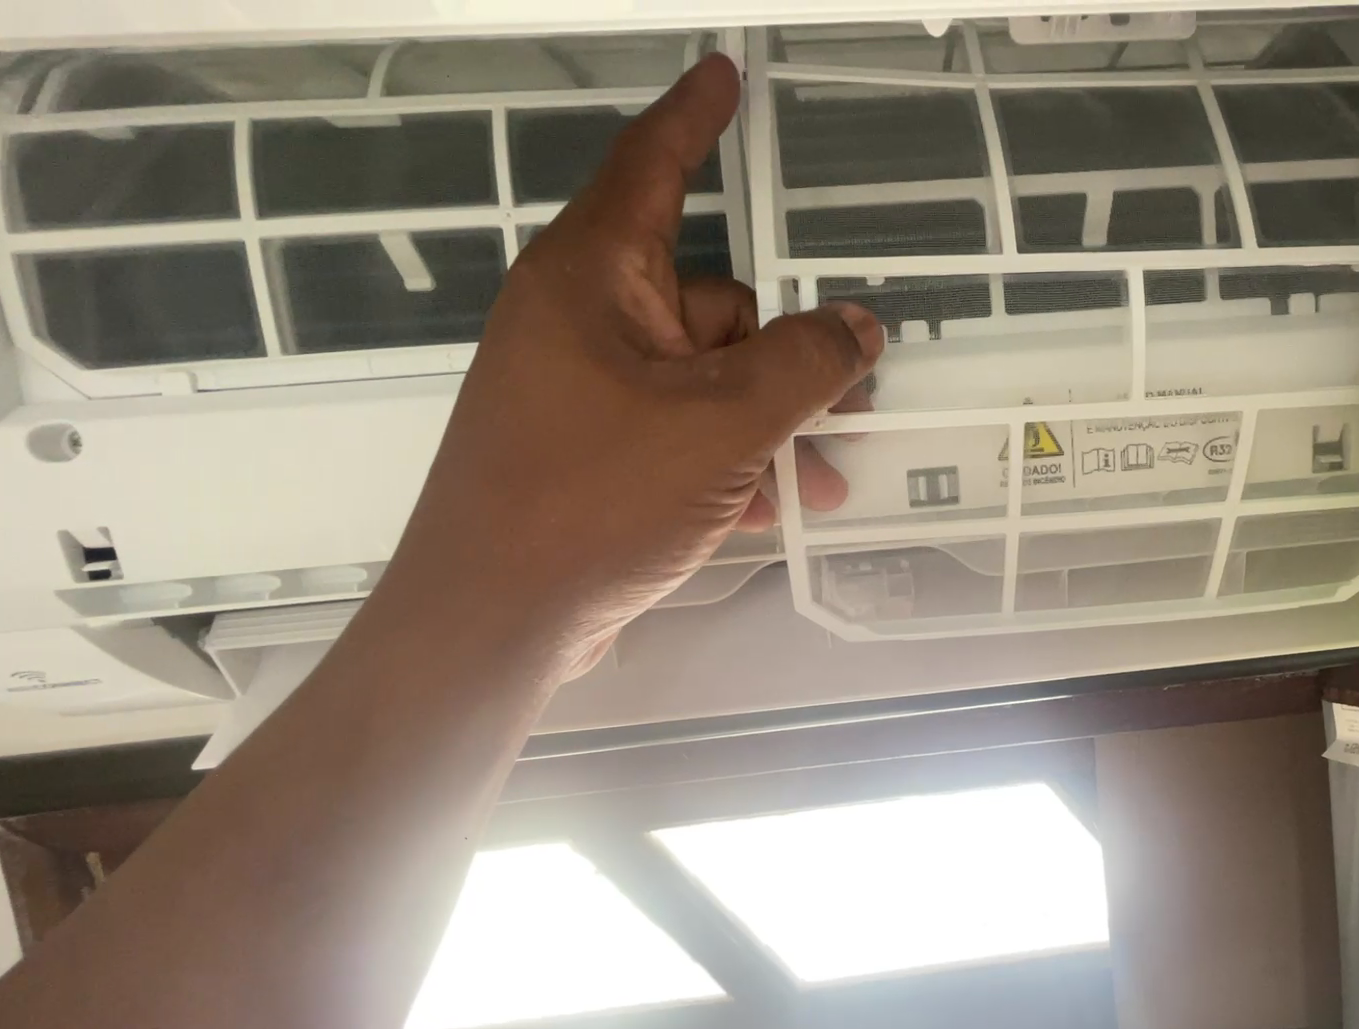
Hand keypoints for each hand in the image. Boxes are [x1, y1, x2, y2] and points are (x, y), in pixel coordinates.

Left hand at [388, 55, 883, 671]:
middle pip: (716, 308)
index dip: (695, 119)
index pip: (651, 169)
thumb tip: (861, 326)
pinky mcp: (597, 454)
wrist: (497, 622)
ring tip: (821, 482)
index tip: (727, 75)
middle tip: (850, 405)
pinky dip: (733, 463)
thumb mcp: (722, 425)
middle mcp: (587, 324)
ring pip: (712, 385)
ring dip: (773, 429)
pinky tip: (772, 509)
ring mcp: (590, 394)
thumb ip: (804, 366)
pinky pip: (686, 434)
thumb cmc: (597, 500)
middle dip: (787, 361)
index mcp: (595, 282)